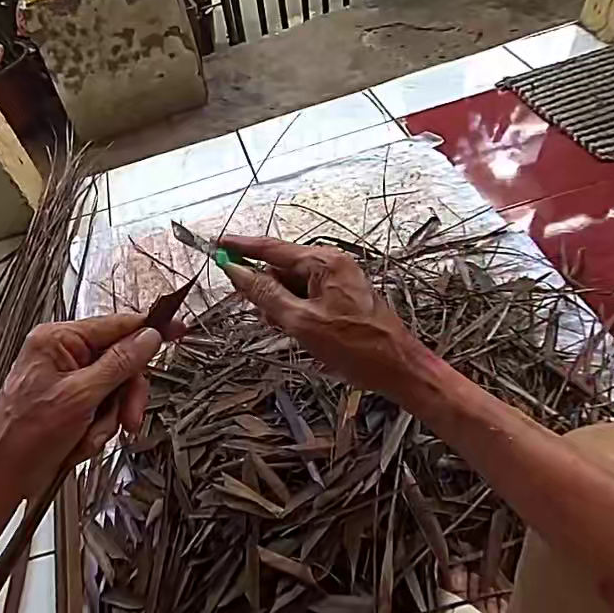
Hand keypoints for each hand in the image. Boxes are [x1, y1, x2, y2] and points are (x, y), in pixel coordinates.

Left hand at [0, 314, 166, 499]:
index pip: (116, 325)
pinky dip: (96, 430)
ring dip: (109, 418)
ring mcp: (67, 380)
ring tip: (89, 437)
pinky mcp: (69, 404)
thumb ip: (119, 364)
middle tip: (129, 418)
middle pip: (120, 361)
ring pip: (114, 390)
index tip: (179, 330)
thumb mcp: (80, 397)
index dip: (149, 329)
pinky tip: (78, 443)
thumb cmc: (23, 435)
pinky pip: (102, 410)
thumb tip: (149, 337)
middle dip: (125, 395)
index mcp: (58, 339)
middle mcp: (63, 354)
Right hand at [217, 235, 430, 399]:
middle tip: (265, 317)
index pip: (271, 248)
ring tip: (289, 330)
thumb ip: (265, 294)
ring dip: (280, 306)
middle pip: (281, 268)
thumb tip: (235, 272)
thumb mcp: (301, 322)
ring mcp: (336, 280)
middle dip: (266, 291)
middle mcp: (330, 264)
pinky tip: (300, 332)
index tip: (215, 244)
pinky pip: (305, 296)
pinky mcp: (339, 296)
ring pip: (291, 286)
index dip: (241, 247)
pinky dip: (294, 312)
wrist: (397, 368)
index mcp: (324, 262)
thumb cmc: (355, 346)